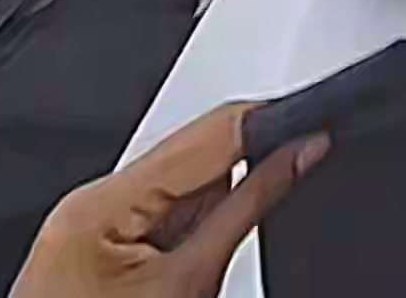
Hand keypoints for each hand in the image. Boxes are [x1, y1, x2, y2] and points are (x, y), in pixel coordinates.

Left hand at [11, 103, 328, 297]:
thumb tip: (308, 146)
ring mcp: (91, 219)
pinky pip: (171, 198)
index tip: (315, 126)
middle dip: (246, 157)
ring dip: (222, 189)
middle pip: (199, 143)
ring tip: (208, 249)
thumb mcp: (193, 282)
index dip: (271, 123)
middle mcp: (90, 201)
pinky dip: (199, 213)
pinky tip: (193, 250)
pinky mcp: (102, 236)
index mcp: (101, 205)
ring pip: (190, 170)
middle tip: (285, 176)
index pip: (211, 130)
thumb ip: (255, 200)